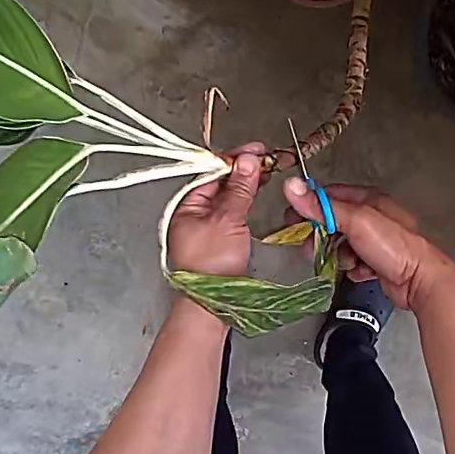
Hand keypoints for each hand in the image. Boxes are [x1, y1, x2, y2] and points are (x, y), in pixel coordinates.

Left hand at [168, 143, 266, 276]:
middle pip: (219, 182)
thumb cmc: (212, 264)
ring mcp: (205, 224)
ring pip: (227, 195)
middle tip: (267, 160)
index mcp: (187, 204)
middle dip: (243, 169)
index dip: (235, 158)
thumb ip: (239, 189)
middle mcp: (193, 212)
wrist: (213, 302)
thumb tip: (247, 161)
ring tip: (267, 172)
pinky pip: (231, 209)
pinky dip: (245, 198)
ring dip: (246, 182)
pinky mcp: (218, 236)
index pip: (212, 172)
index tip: (257, 151)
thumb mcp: (228, 220)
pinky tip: (257, 192)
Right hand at [282, 180, 454, 308]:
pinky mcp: (380, 261)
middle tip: (309, 247)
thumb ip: (321, 206)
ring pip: (343, 244)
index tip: (292, 220)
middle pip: (334, 221)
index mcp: (370, 199)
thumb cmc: (394, 247)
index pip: (329, 196)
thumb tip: (292, 186)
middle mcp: (374, 216)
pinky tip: (357, 271)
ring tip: (341, 262)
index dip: (308, 207)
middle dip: (320, 236)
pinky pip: (355, 261)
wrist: (422, 281)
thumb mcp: (354, 221)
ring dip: (336, 254)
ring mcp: (378, 240)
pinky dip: (352, 267)